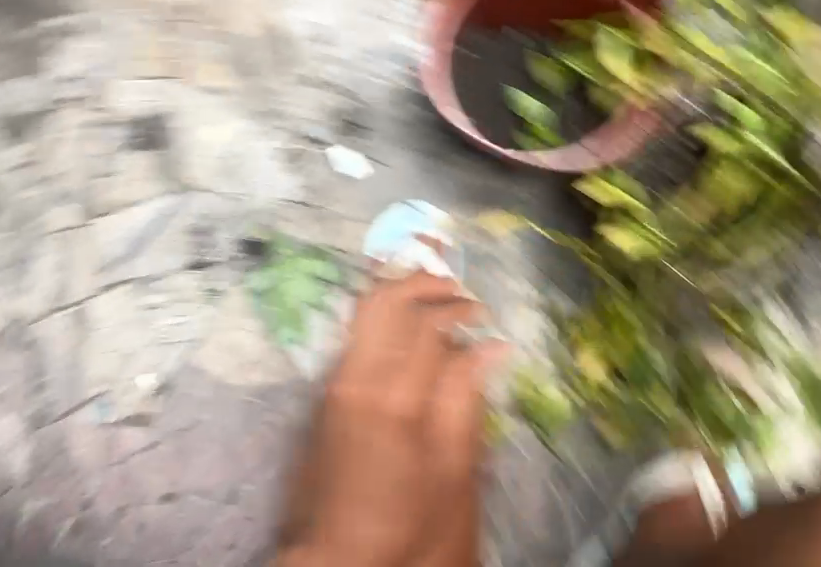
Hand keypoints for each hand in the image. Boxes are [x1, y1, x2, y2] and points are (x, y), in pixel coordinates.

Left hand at [280, 271, 506, 566]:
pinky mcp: (326, 385)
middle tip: (455, 281)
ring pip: (365, 306)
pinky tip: (404, 314)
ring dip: (400, 288)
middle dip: (424, 280)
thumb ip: (468, 398)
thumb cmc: (405, 518)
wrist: (336, 549)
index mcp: (397, 398)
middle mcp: (359, 375)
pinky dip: (382, 309)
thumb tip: (494, 347)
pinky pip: (355, 328)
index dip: (459, 308)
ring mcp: (336, 376)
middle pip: (387, 299)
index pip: (427, 324)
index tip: (482, 312)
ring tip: (433, 287)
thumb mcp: (452, 469)